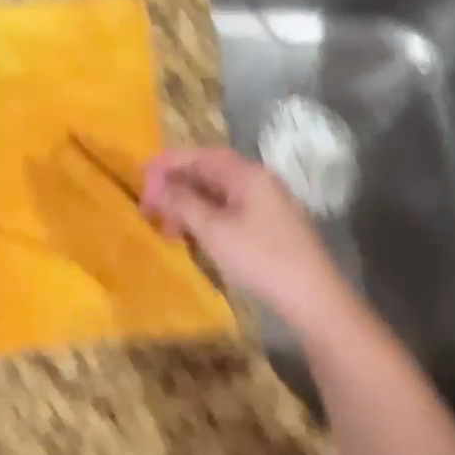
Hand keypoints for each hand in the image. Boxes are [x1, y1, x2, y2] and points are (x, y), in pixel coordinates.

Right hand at [142, 147, 346, 323]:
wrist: (313, 298)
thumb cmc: (261, 259)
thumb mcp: (215, 231)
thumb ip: (183, 203)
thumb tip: (158, 186)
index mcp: (247, 174)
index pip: (200, 155)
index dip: (168, 163)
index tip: (141, 177)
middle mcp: (258, 181)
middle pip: (209, 171)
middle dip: (175, 185)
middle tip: (149, 206)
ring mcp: (266, 203)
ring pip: (218, 193)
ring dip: (188, 204)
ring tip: (167, 227)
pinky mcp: (269, 225)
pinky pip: (229, 209)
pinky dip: (205, 217)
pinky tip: (193, 237)